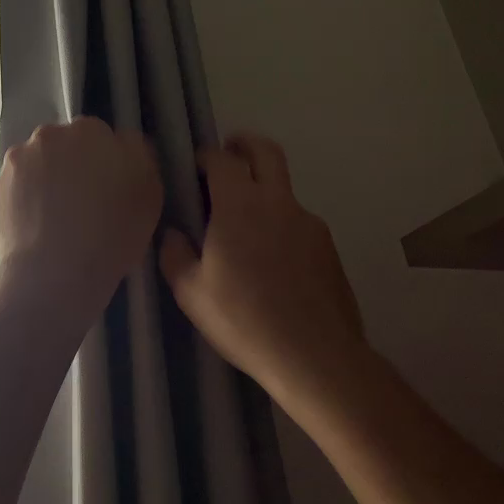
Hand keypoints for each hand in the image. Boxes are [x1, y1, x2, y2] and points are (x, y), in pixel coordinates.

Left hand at [0, 118, 163, 304]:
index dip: (105, 163)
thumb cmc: (110, 234)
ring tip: (55, 221)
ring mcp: (16, 160)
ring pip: (36, 164)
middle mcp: (48, 134)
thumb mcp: (149, 193)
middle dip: (72, 167)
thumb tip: (124, 144)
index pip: (99, 136)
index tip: (109, 189)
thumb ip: (138, 156)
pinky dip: (24, 202)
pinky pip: (16, 188)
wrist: (53, 274)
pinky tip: (35, 228)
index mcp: (89, 130)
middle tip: (83, 205)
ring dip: (45, 181)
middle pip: (64, 145)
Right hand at [160, 133, 364, 395]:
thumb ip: (176, 255)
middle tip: (229, 155)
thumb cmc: (245, 320)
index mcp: (240, 204)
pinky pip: (299, 224)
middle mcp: (278, 203)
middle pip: (265, 152)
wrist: (317, 358)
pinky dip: (281, 228)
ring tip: (245, 234)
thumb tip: (174, 234)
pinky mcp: (329, 249)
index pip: (221, 159)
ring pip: (283, 191)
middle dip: (244, 145)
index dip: (205, 157)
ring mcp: (309, 224)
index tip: (193, 169)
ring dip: (263, 194)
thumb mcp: (191, 293)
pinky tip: (272, 266)